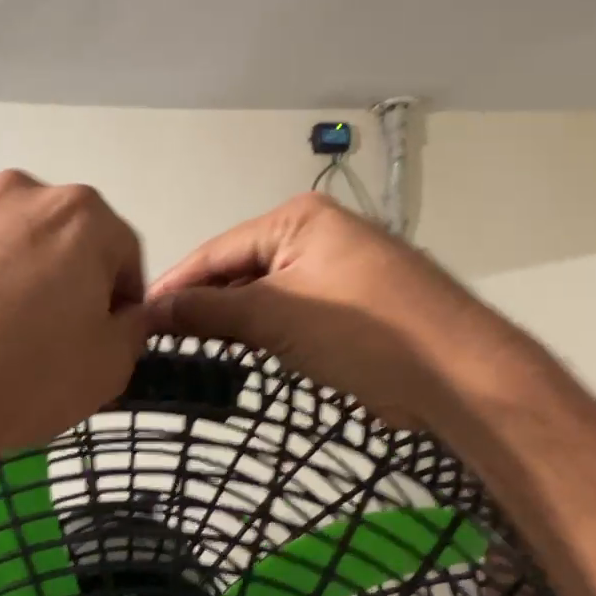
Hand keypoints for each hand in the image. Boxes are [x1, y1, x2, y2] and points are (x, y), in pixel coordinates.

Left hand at [0, 170, 148, 464]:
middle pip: (72, 243)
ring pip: (23, 249)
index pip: (125, 256)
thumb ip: (134, 328)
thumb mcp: (111, 364)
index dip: (123, 303)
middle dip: (76, 284)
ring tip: (15, 339)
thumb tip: (125, 316)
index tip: (108, 340)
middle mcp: (26, 195)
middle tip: (64, 341)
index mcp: (83, 214)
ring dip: (31, 282)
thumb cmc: (28, 375)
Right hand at [146, 193, 542, 425]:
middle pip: (240, 269)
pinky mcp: (350, 309)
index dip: (176, 285)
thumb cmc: (365, 333)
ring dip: (231, 321)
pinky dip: (262, 332)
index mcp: (299, 219)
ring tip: (185, 349)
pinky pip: (290, 314)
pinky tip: (235, 353)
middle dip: (202, 304)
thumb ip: (209, 311)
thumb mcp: (276, 315)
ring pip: (264, 294)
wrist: (459, 377)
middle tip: (155, 338)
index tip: (136, 316)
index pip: (218, 249)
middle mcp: (317, 235)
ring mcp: (337, 272)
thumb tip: (151, 311)